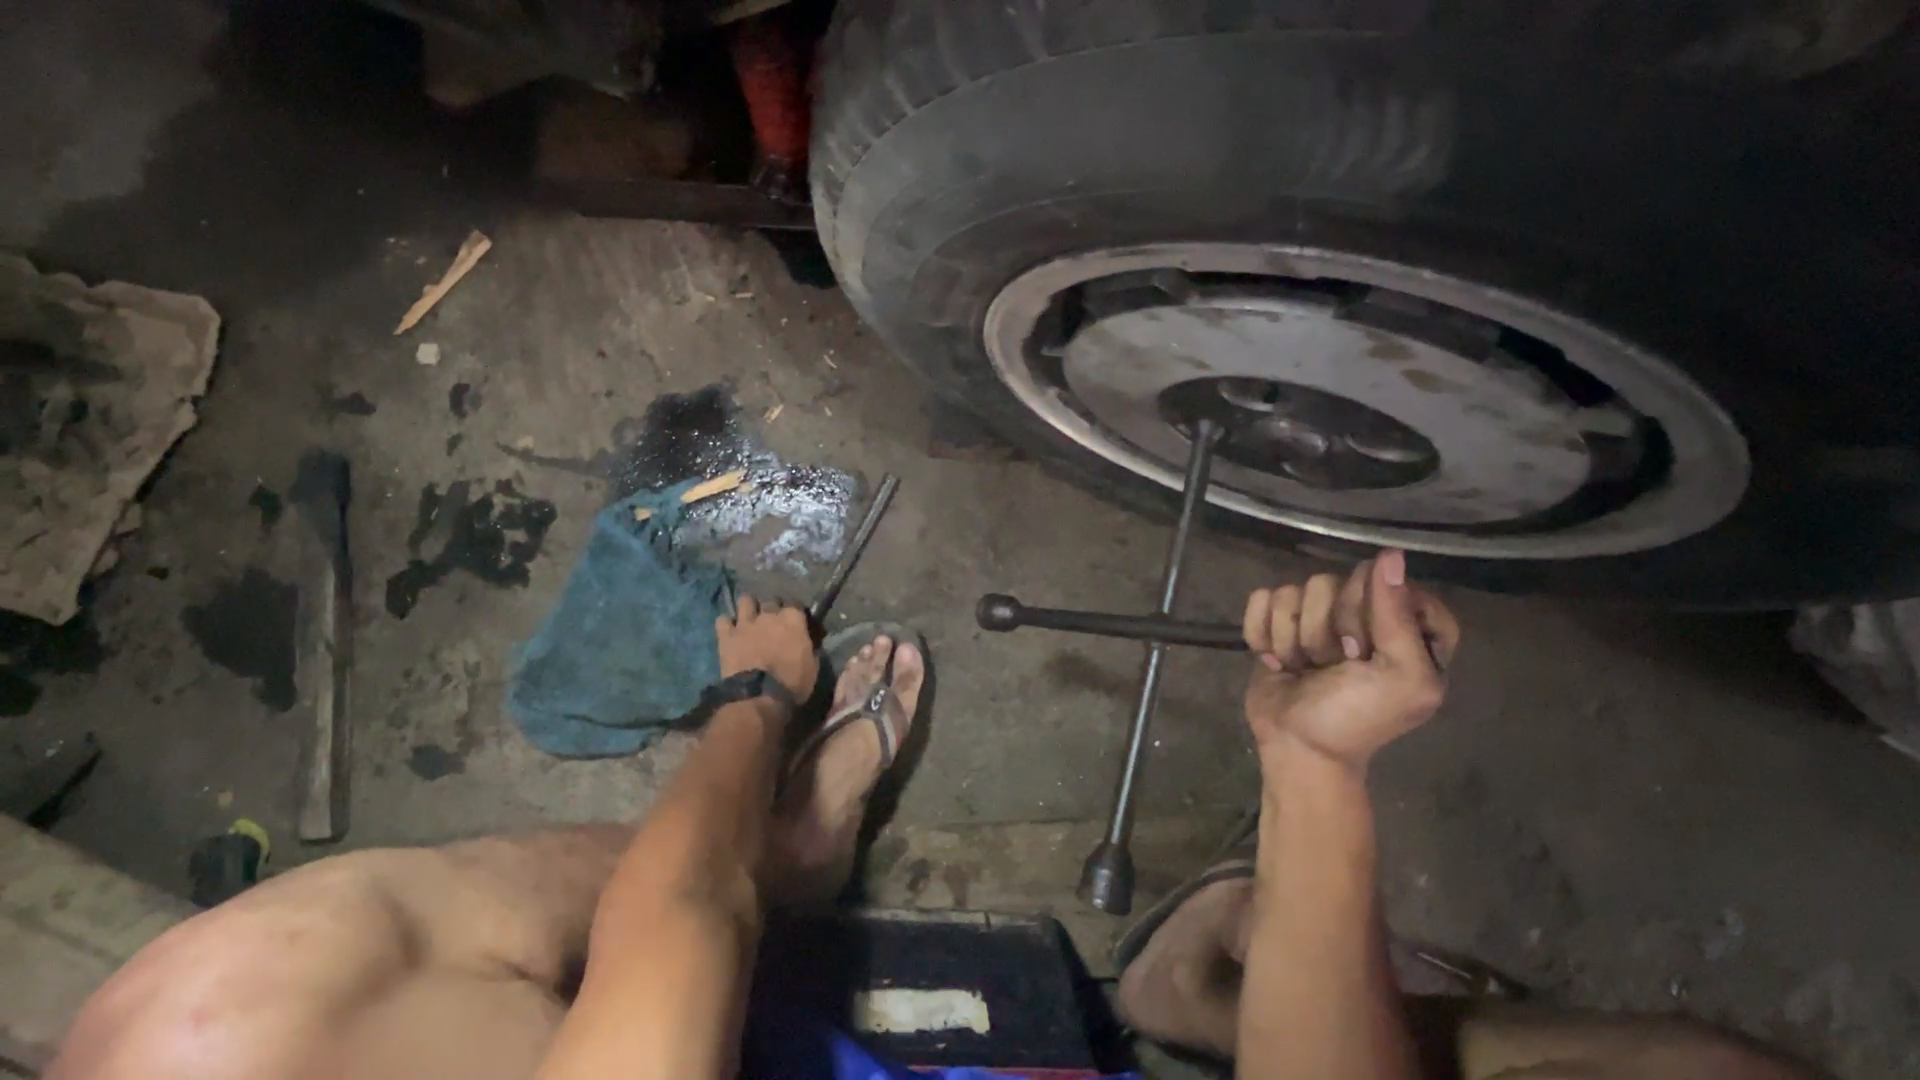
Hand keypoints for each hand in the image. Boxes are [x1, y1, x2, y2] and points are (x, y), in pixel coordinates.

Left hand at [715, 595, 817, 701]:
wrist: (759, 696)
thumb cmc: (792, 683)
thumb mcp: (812, 666)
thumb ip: (809, 647)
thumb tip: (807, 642)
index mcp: (793, 619)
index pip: (796, 604)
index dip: (796, 614)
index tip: (796, 623)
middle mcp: (769, 614)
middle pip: (771, 601)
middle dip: (772, 609)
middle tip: (773, 623)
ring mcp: (746, 623)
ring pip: (745, 600)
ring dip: (748, 607)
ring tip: (749, 618)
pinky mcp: (726, 635)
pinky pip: (723, 620)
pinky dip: (726, 624)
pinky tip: (730, 631)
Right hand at [1240, 550, 1459, 771]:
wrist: (1299, 747)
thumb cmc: (1358, 718)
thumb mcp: (1402, 677)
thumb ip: (1399, 615)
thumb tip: (1390, 554)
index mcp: (1407, 625)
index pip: (1390, 582)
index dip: (1375, 613)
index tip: (1371, 650)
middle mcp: (1362, 614)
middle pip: (1337, 582)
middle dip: (1329, 628)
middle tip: (1337, 663)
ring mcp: (1315, 617)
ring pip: (1296, 590)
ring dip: (1294, 637)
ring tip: (1305, 668)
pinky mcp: (1277, 623)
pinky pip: (1262, 599)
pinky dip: (1262, 634)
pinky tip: (1276, 662)